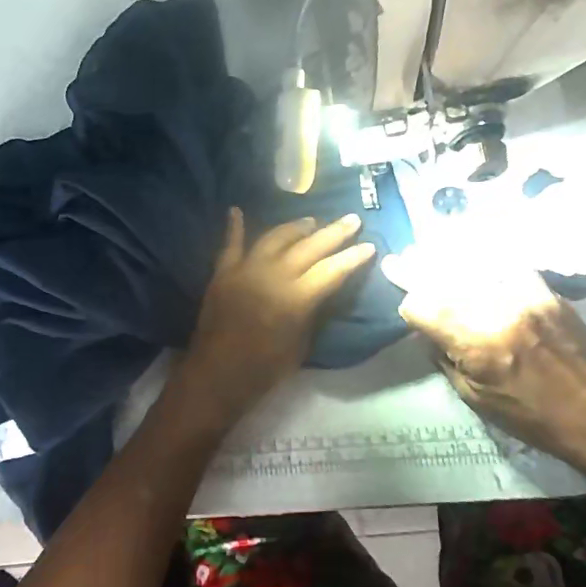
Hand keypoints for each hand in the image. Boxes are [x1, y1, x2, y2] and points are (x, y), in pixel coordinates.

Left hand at [172, 209, 377, 423]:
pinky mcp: (222, 274)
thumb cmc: (263, 370)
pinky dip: (234, 227)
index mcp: (296, 298)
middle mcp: (272, 276)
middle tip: (351, 220)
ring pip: (273, 239)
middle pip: (308, 247)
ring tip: (310, 221)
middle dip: (333, 233)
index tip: (369, 246)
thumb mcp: (300, 345)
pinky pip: (230, 245)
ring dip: (294, 228)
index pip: (332, 270)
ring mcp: (245, 270)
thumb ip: (312, 313)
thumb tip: (322, 292)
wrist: (216, 376)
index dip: (353, 258)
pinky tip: (235, 210)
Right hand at [381, 239, 585, 480]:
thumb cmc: (533, 418)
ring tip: (428, 251)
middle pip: (443, 277)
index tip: (405, 307)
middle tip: (399, 262)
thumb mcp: (474, 397)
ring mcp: (524, 295)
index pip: (422, 306)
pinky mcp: (545, 290)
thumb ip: (444, 358)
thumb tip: (425, 332)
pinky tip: (472, 255)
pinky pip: (505, 263)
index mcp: (475, 343)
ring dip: (446, 258)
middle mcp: (497, 310)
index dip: (409, 308)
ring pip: (473, 262)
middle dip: (417, 270)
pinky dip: (484, 259)